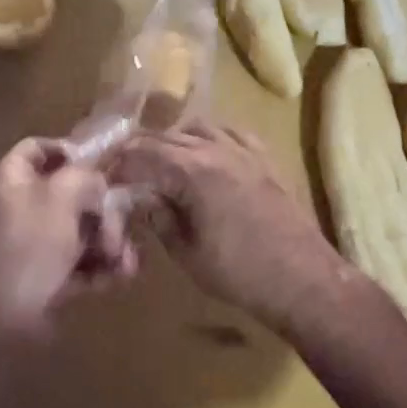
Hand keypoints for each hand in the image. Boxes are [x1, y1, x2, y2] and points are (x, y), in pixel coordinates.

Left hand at [0, 138, 136, 338]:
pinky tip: (120, 278)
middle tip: (115, 232)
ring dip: (110, 243)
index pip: (39, 149)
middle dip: (104, 211)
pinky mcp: (49, 279)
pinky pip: (83, 264)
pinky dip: (102, 268)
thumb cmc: (26, 250)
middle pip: (74, 193)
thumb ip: (85, 178)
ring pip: (84, 231)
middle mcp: (24, 207)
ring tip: (125, 263)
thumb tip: (98, 183)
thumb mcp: (60, 199)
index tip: (104, 167)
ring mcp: (37, 245)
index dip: (70, 152)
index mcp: (15, 179)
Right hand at [108, 122, 337, 323]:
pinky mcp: (265, 159)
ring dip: (173, 139)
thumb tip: (140, 198)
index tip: (104, 178)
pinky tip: (204, 153)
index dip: (118, 164)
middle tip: (124, 170)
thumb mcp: (185, 251)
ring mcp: (243, 150)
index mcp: (192, 171)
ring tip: (161, 160)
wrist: (302, 279)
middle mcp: (215, 150)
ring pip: (197, 127)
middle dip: (139, 150)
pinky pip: (231, 132)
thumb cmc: (238, 272)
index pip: (141, 154)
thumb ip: (158, 217)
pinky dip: (210, 137)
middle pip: (166, 136)